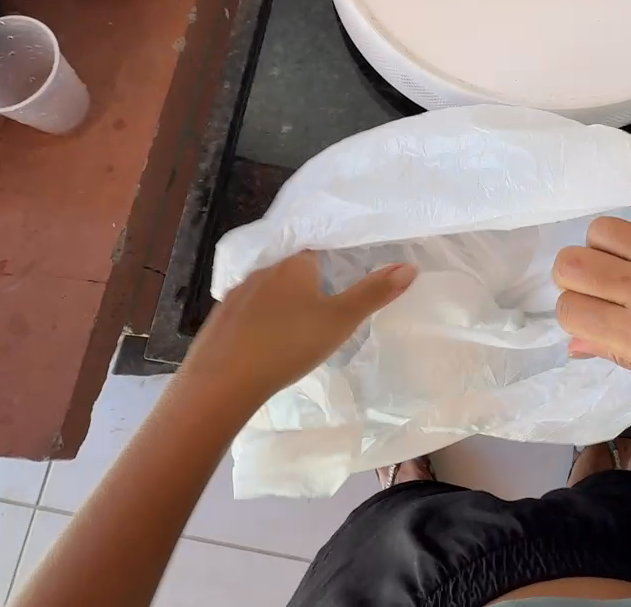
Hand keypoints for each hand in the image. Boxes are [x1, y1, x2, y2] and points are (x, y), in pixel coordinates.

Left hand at [181, 253, 415, 410]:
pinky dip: (259, 322)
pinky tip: (265, 343)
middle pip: (292, 270)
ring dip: (282, 304)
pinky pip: (247, 312)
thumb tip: (409, 266)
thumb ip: (374, 292)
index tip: (341, 285)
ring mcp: (238, 293)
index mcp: (295, 263)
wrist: (222, 380)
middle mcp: (265, 269)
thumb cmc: (288, 344)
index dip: (331, 265)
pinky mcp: (220, 317)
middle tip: (324, 311)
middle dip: (307, 286)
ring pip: (268, 291)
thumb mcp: (340, 320)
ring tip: (297, 329)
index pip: (318, 251)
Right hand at [553, 205, 630, 410]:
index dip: (573, 315)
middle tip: (601, 289)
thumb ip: (620, 354)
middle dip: (574, 278)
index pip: (569, 309)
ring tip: (629, 262)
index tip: (593, 318)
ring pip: (599, 229)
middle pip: (569, 263)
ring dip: (604, 247)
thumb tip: (576, 340)